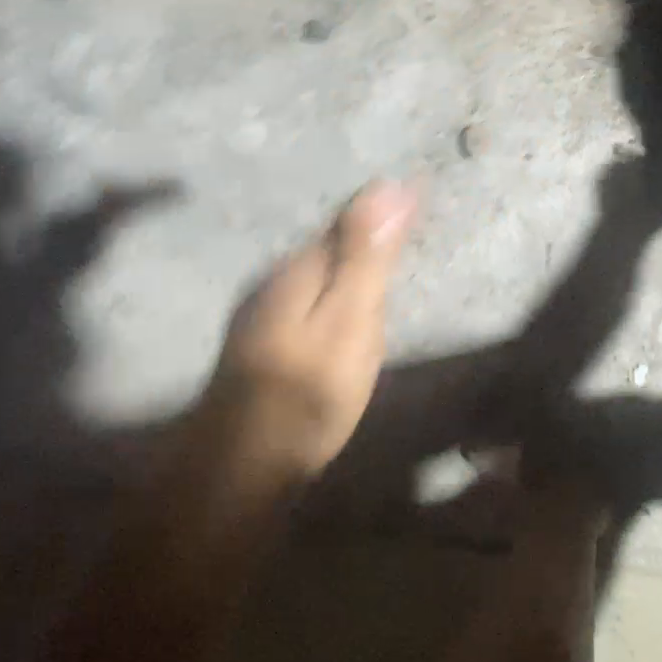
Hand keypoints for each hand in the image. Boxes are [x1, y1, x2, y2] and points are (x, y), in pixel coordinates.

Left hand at [201, 180, 418, 476]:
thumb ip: (367, 256)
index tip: (425, 196)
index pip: (349, 219)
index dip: (388, 209)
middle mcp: (273, 282)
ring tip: (390, 264)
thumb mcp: (349, 320)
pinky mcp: (261, 347)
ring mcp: (261, 315)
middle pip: (330, 244)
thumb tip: (390, 185)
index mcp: (299, 269)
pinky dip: (338, 295)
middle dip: (368, 233)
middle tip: (414, 224)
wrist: (236, 476)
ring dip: (353, 263)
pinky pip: (310, 299)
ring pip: (318, 273)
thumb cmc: (307, 395)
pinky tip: (348, 312)